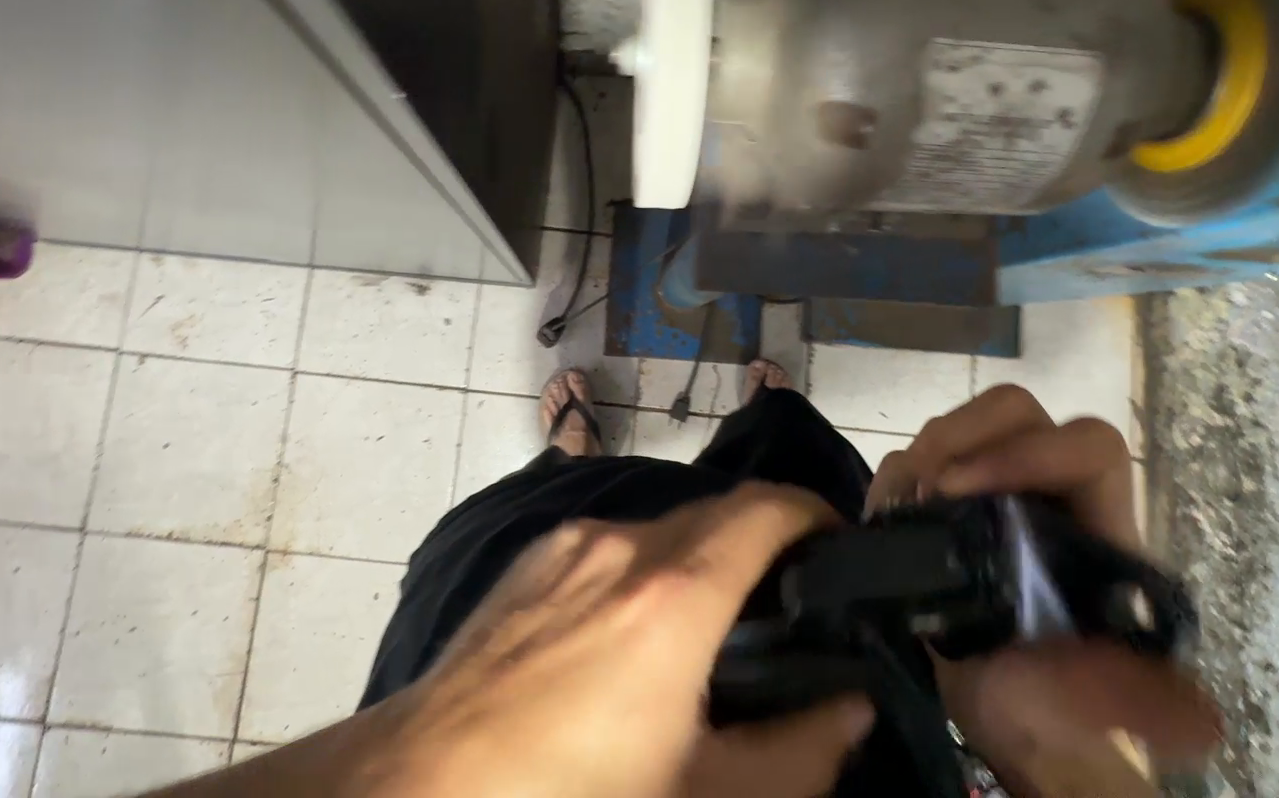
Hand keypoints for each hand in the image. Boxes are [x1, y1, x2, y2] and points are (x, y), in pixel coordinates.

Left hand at [360, 483, 875, 797]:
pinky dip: (643, 564)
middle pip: (716, 513)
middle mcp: (623, 544)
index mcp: (674, 592)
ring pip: (661, 527)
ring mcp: (570, 543)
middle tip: (787, 594)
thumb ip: (797, 752)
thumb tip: (851, 705)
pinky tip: (630, 623)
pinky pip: (610, 543)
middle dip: (762, 538)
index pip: (764, 509)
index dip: (812, 512)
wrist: (427, 780)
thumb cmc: (576, 791)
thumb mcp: (704, 793)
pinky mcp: (531, 557)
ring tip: (708, 618)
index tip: (837, 541)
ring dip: (699, 555)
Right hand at [866, 385, 1222, 794]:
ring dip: (922, 460)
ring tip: (902, 513)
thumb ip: (1130, 702)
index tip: (960, 489)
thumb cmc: (1046, 705)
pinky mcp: (940, 495)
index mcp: (1097, 523)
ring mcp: (989, 486)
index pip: (1087, 446)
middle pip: (1015, 411)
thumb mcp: (1088, 711)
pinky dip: (893, 480)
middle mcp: (1046, 490)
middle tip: (924, 492)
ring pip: (958, 425)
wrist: (989, 707)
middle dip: (960, 439)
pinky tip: (888, 521)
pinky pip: (911, 456)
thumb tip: (1198, 719)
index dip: (1029, 452)